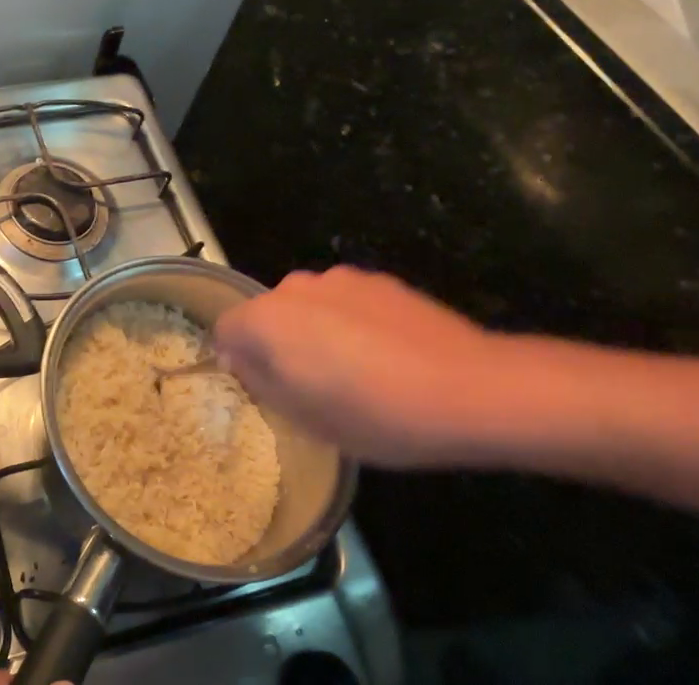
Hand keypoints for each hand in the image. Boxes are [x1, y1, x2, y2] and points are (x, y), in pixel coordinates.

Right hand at [214, 266, 519, 467]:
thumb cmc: (376, 413)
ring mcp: (343, 279)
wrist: (472, 389)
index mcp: (267, 319)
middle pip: (268, 314)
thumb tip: (243, 360)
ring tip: (358, 373)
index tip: (262, 388)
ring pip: (310, 307)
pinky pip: (348, 303)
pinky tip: (389, 358)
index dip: (236, 360)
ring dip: (317, 332)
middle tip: (311, 386)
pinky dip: (354, 324)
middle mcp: (296, 287)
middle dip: (279, 343)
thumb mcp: (305, 418)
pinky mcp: (383, 282)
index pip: (226, 329)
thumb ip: (260, 382)